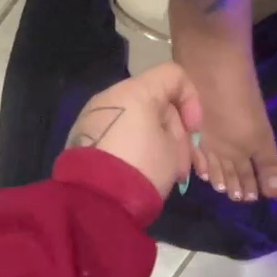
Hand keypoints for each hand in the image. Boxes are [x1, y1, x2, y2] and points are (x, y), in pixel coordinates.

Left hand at [66, 62, 206, 199]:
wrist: (96, 200)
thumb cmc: (143, 168)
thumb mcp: (174, 150)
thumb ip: (177, 132)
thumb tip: (164, 134)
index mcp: (135, 90)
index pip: (174, 76)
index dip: (192, 100)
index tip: (194, 131)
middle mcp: (110, 97)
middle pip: (154, 103)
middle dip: (175, 133)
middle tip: (183, 167)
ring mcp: (93, 118)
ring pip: (136, 123)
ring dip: (157, 144)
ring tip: (168, 177)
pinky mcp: (82, 140)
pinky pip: (118, 136)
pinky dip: (134, 149)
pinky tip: (144, 174)